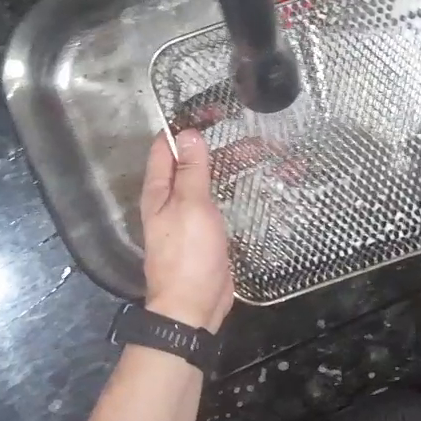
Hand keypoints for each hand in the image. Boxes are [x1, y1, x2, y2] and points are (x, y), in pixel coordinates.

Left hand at [138, 130, 233, 331]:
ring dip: (230, 167)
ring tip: (262, 154)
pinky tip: (253, 185)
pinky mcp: (205, 234)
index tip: (215, 113)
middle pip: (190, 164)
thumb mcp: (191, 206)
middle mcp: (169, 201)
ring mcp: (188, 218)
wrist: (192, 307)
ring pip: (208, 183)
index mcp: (158, 192)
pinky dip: (233, 189)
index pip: (165, 148)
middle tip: (252, 133)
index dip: (185, 127)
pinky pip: (218, 203)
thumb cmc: (188, 254)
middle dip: (216, 147)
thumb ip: (191, 171)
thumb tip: (187, 134)